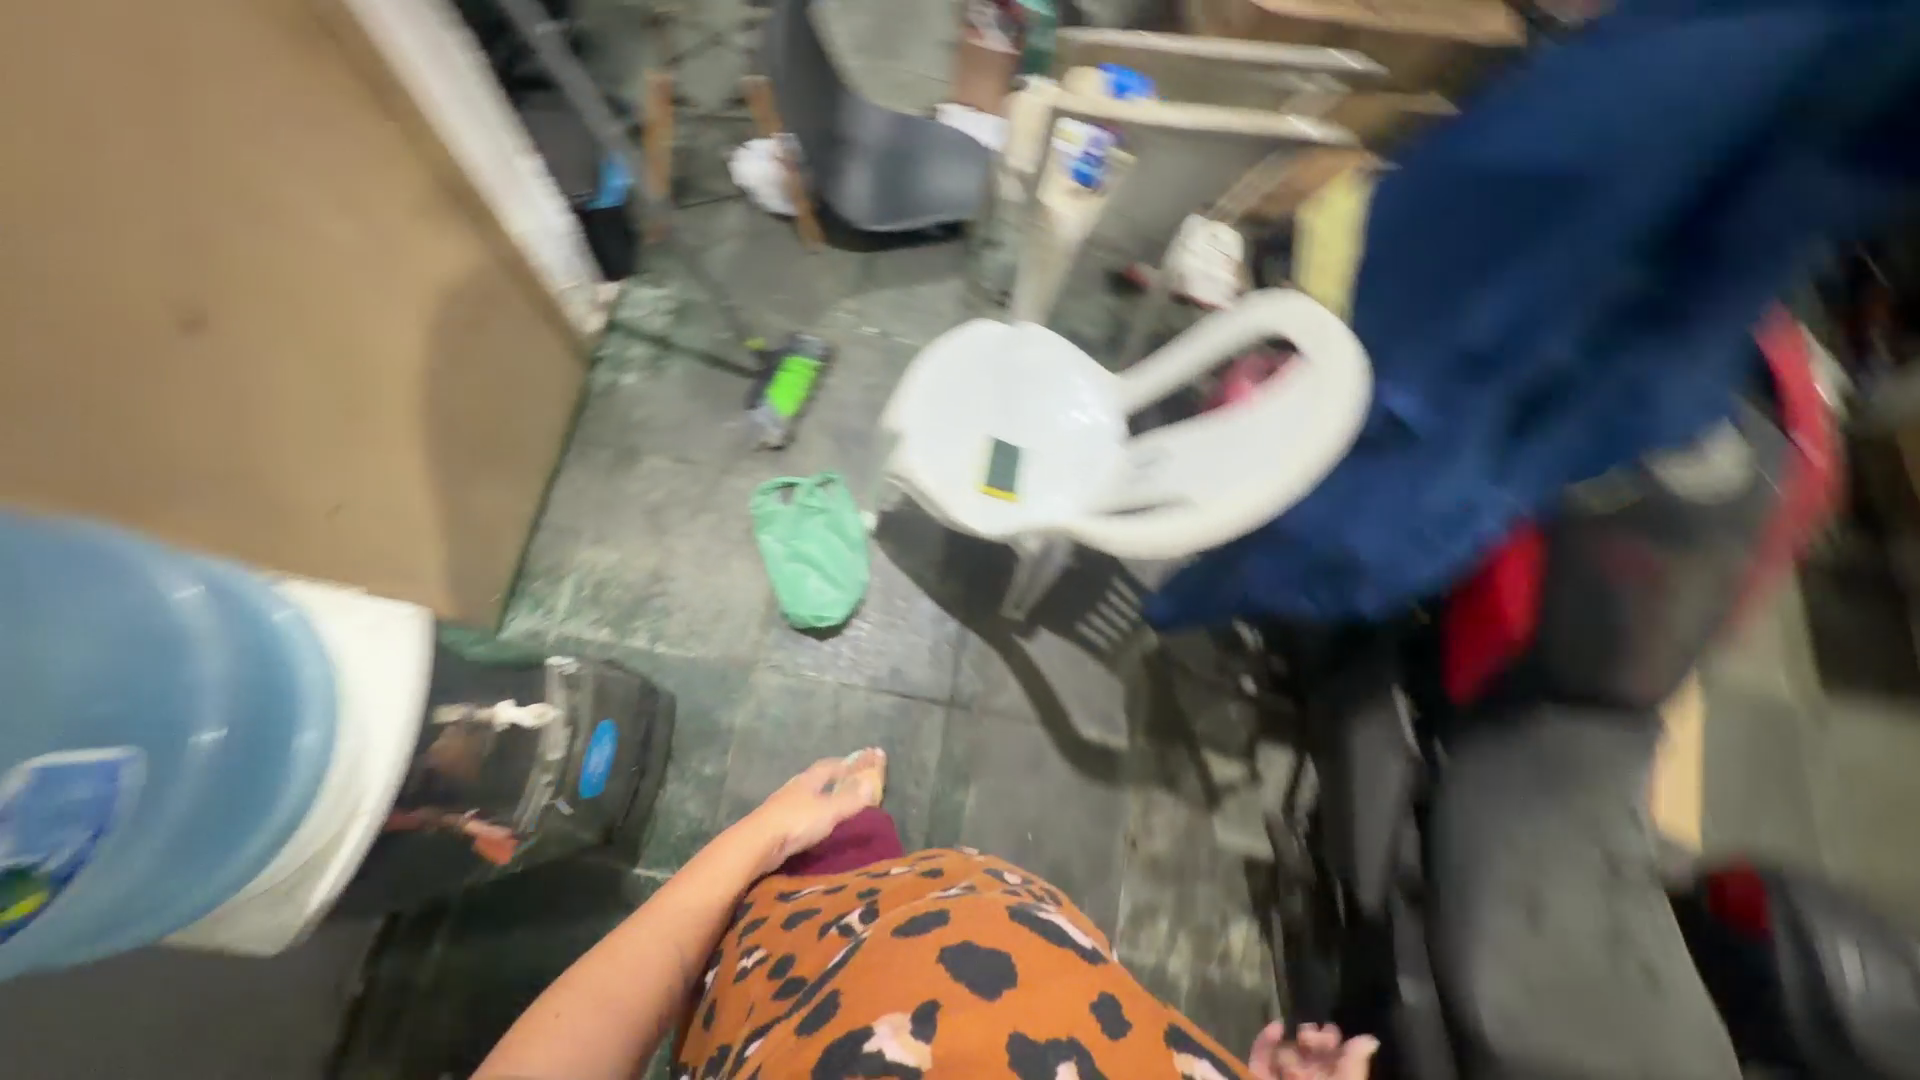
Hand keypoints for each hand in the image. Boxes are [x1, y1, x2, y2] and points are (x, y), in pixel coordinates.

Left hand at [735, 749, 886, 875]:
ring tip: (833, 803)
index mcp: (808, 780)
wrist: (757, 844)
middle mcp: (794, 788)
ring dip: (820, 796)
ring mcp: (782, 806)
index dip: (846, 763)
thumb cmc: (796, 822)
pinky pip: (799, 813)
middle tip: (848, 780)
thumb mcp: (829, 810)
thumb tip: (872, 782)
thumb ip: (851, 798)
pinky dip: (811, 814)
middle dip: (833, 778)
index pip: (829, 765)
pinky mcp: (775, 824)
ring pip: (806, 796)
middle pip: (816, 778)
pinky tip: (814, 823)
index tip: (860, 761)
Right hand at [1248, 1022, 1377, 1079]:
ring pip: (1285, 1054)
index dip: (1332, 1043)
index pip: (1334, 1063)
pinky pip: (1260, 1058)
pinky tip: (1277, 1026)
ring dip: (1293, 1040)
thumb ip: (1355, 1065)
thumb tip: (1371, 1039)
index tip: (1330, 1031)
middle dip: (1311, 1039)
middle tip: (1313, 1033)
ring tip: (1301, 1035)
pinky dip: (1266, 1040)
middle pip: (1309, 1057)